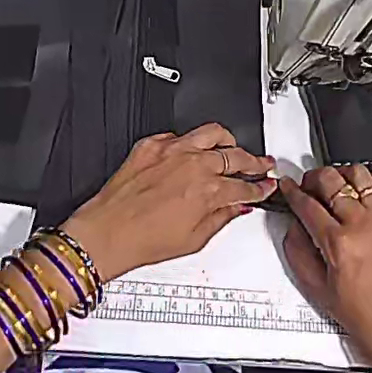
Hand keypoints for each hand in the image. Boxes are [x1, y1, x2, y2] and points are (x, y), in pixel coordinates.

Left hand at [61, 124, 274, 282]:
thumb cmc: (143, 239)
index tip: (265, 186)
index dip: (260, 186)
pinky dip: (191, 141)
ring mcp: (173, 151)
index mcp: (208, 191)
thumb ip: (222, 218)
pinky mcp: (152, 145)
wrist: (106, 233)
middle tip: (262, 165)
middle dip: (255, 162)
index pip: (245, 185)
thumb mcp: (194, 239)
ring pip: (213, 133)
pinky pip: (180, 134)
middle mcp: (194, 165)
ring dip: (228, 141)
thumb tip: (236, 208)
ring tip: (233, 146)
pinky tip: (192, 150)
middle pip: (237, 156)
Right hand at [279, 165, 371, 353]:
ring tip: (332, 183)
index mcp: (338, 243)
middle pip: (330, 180)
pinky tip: (360, 187)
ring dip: (340, 174)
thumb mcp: (314, 286)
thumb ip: (296, 250)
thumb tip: (293, 224)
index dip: (292, 191)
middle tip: (307, 186)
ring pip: (358, 173)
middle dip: (312, 178)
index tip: (288, 187)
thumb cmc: (361, 310)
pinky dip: (369, 179)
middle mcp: (362, 225)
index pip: (307, 204)